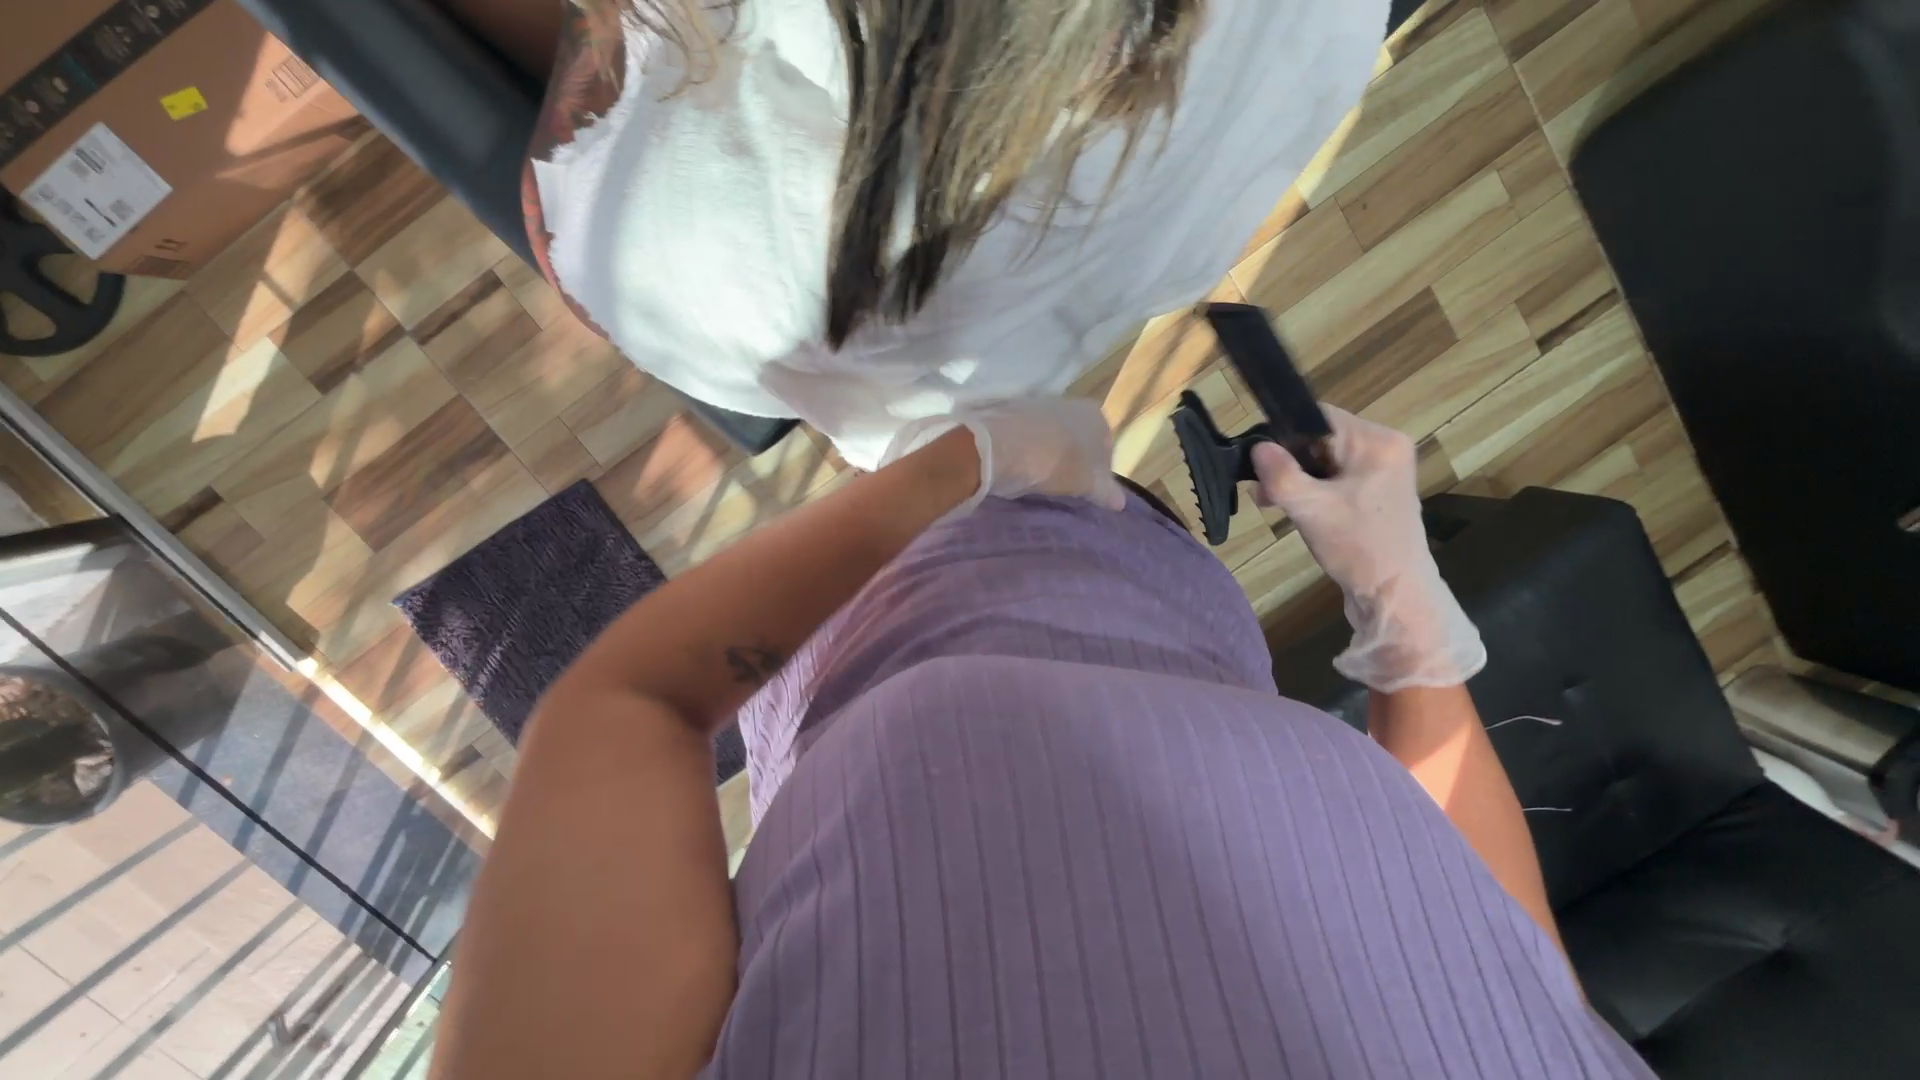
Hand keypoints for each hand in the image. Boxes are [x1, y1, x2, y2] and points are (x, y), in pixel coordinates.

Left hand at [880, 399, 1126, 515]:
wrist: (996, 446)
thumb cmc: (1051, 463)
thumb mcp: (1083, 482)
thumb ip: (1104, 491)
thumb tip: (1120, 502)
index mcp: (1094, 415)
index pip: (1107, 447)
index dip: (1100, 472)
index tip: (1089, 492)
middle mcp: (1070, 403)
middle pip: (1080, 440)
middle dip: (1076, 462)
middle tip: (1066, 488)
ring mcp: (1039, 405)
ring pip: (1054, 438)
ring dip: (1052, 457)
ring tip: (1042, 481)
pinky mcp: (1012, 413)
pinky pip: (1030, 437)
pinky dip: (1030, 451)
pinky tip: (1022, 468)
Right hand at [1252, 406, 1485, 692]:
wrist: (1395, 596)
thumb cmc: (1358, 547)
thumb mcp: (1311, 509)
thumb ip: (1280, 474)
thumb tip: (1257, 447)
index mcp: (1377, 442)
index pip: (1318, 416)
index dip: (1284, 436)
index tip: (1263, 464)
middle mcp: (1385, 447)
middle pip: (1319, 438)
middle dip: (1288, 463)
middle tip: (1264, 493)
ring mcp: (1382, 471)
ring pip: (1323, 459)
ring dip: (1296, 480)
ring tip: (1275, 505)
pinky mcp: (1375, 492)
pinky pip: (1334, 478)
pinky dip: (1312, 491)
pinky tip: (1296, 510)